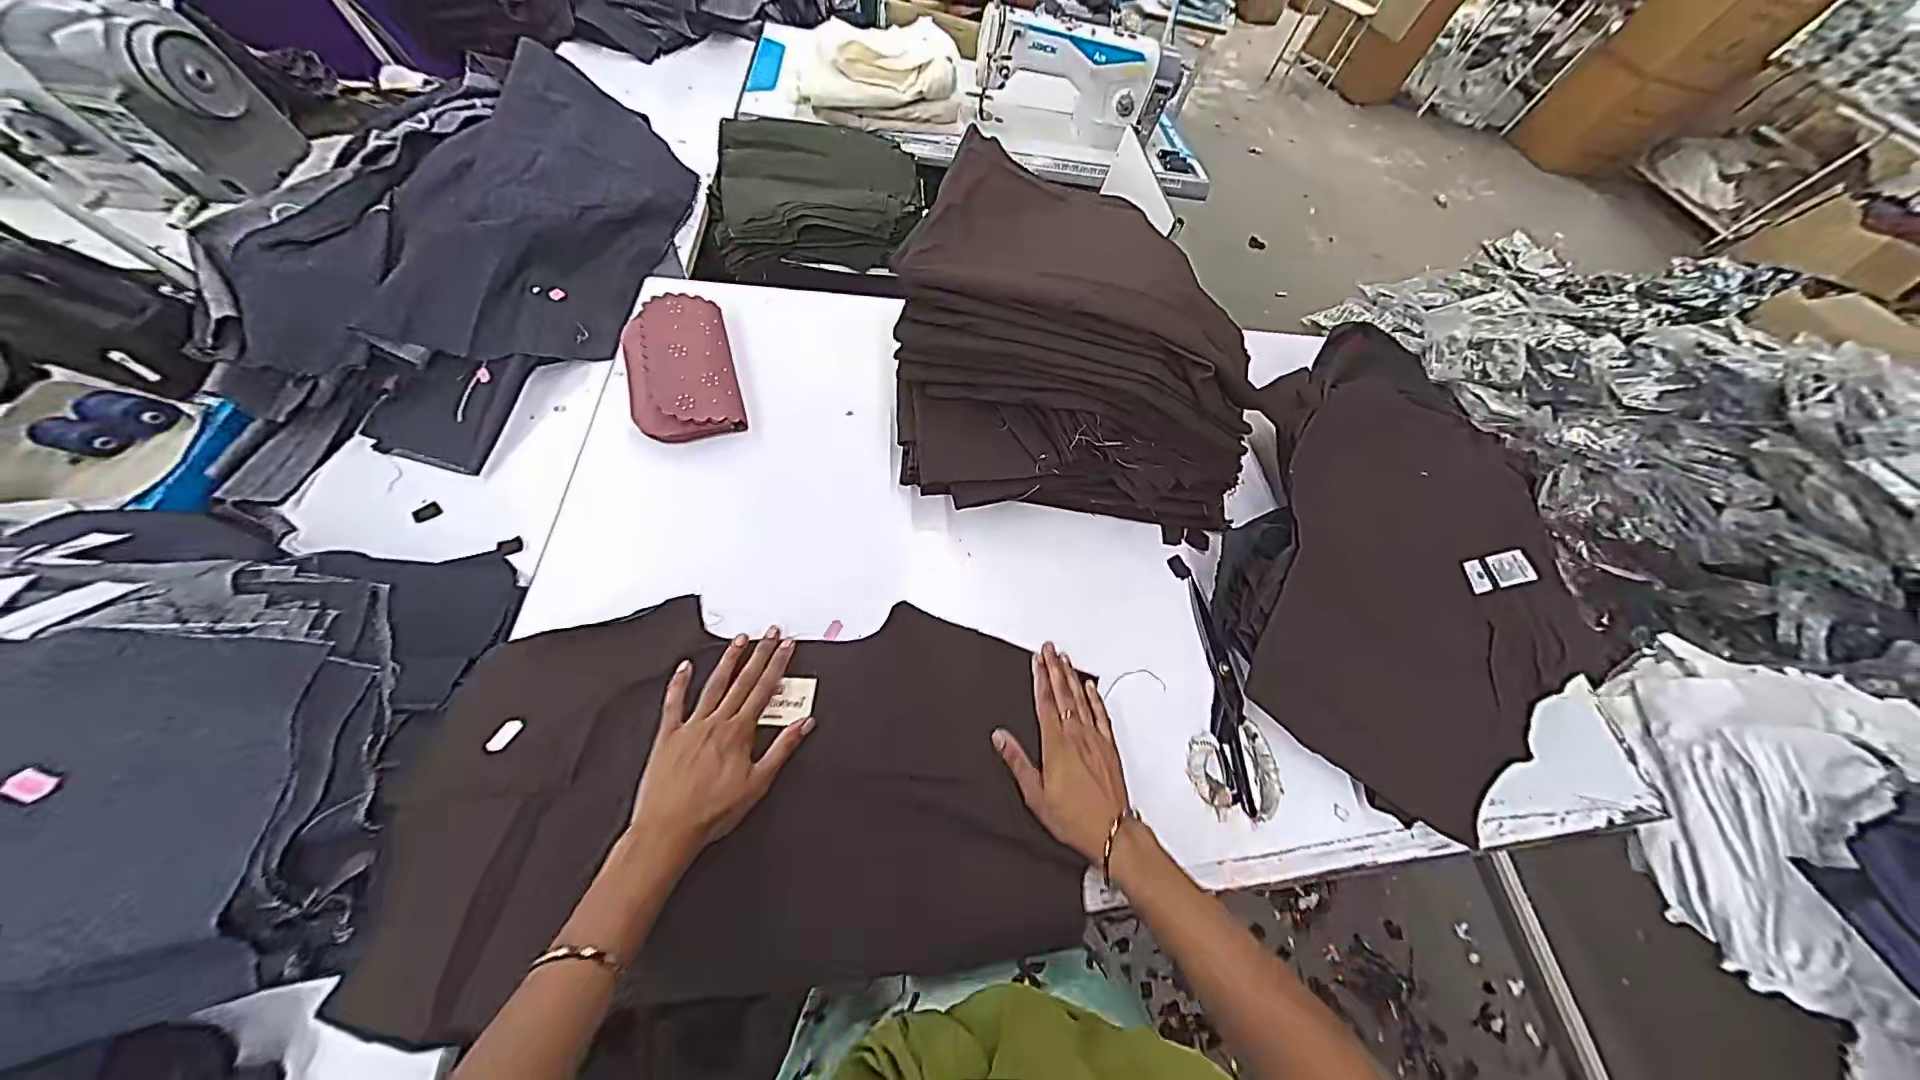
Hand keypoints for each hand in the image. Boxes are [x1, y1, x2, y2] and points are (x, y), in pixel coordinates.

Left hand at [628, 628, 812, 856]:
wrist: (668, 829)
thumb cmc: (712, 812)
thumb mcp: (758, 783)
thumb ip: (782, 749)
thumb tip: (804, 725)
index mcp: (738, 733)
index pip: (764, 690)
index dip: (777, 665)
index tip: (787, 647)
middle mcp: (715, 723)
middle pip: (743, 681)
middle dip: (760, 654)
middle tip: (771, 634)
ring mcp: (690, 727)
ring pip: (714, 685)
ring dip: (729, 661)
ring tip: (740, 641)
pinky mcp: (668, 736)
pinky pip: (674, 703)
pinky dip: (679, 683)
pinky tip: (685, 667)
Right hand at [992, 642, 1130, 864]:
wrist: (1111, 831)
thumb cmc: (1074, 817)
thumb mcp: (1035, 794)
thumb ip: (1017, 761)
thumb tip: (1001, 738)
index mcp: (1056, 744)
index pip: (1046, 703)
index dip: (1040, 679)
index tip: (1037, 661)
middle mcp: (1077, 736)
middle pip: (1063, 694)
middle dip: (1055, 669)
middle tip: (1050, 649)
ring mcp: (1095, 739)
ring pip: (1081, 700)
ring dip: (1072, 677)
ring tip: (1065, 660)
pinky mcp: (1109, 747)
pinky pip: (1101, 714)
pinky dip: (1095, 698)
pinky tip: (1090, 688)